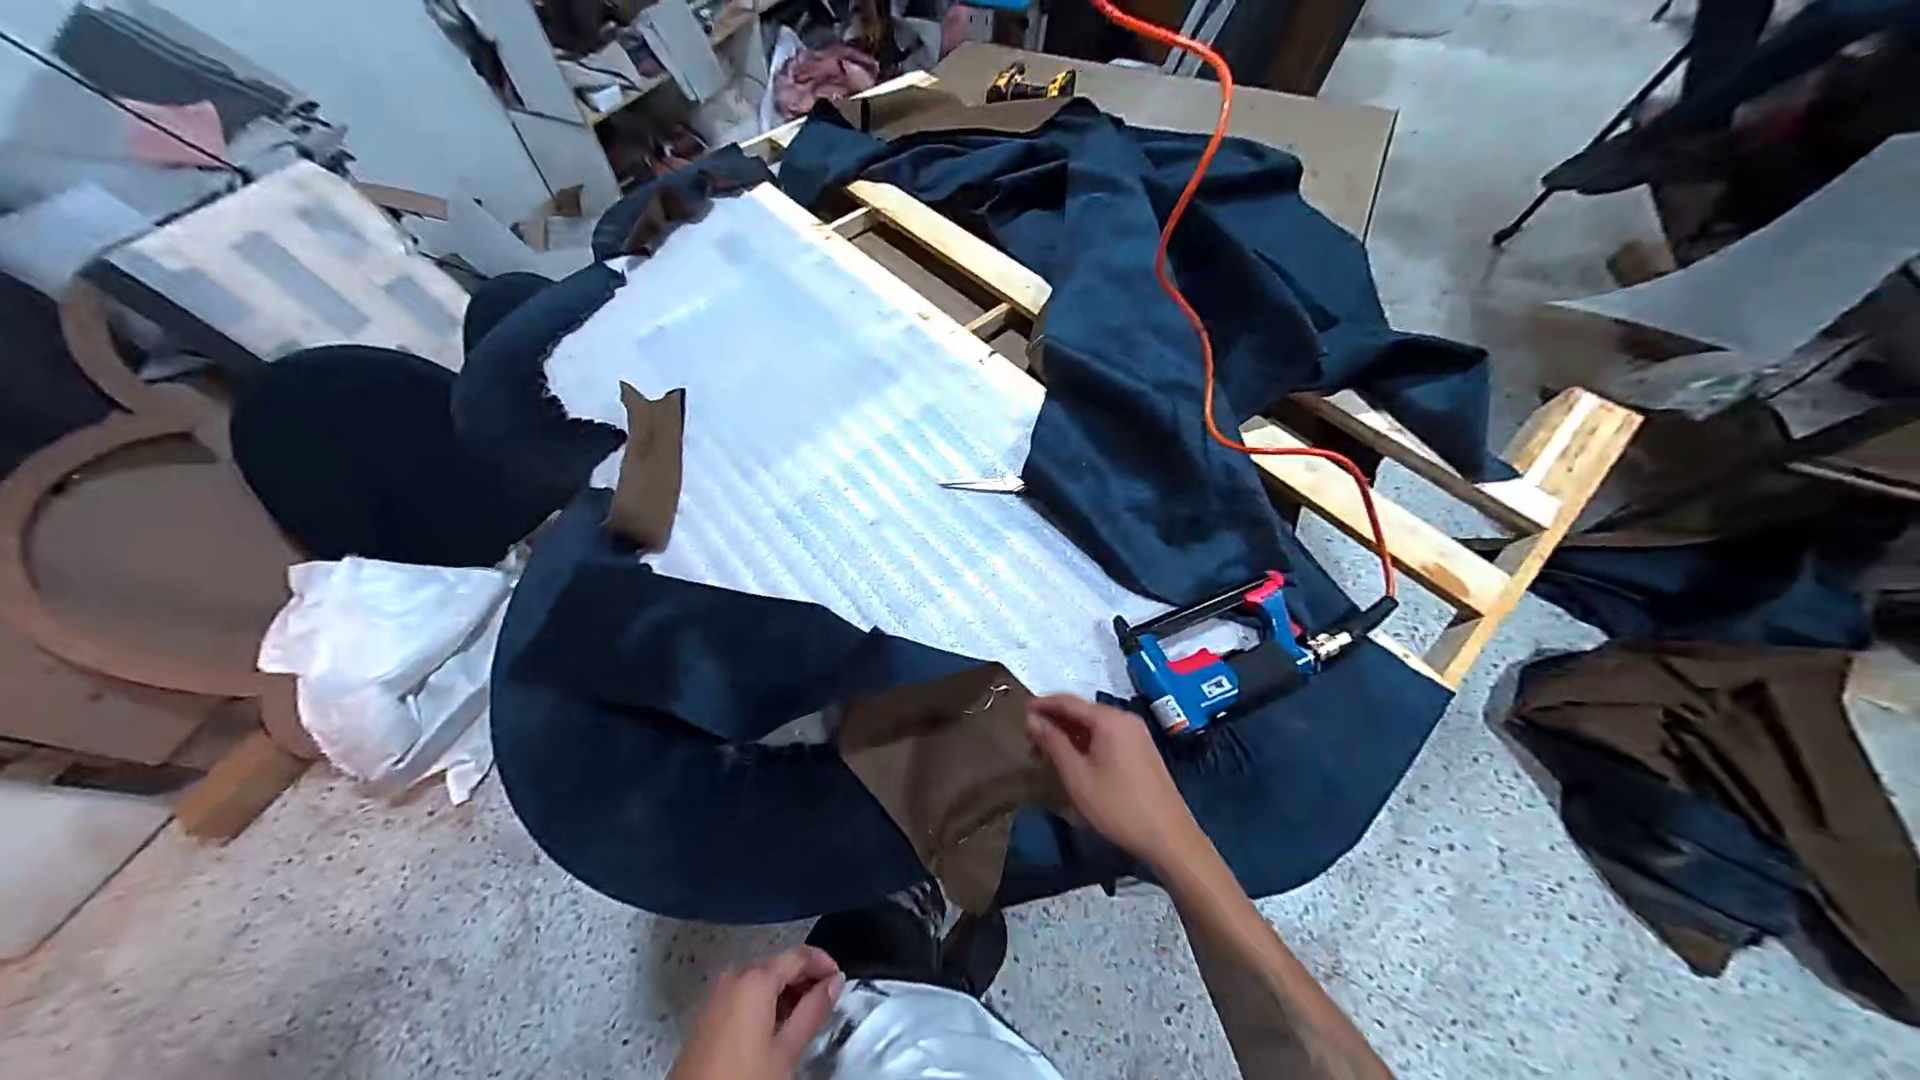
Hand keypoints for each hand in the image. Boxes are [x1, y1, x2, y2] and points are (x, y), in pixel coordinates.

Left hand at [668, 947, 844, 1079]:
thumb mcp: (786, 1051)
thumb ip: (813, 1010)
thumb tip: (834, 982)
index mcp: (756, 979)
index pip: (799, 956)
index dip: (824, 964)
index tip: (841, 982)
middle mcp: (735, 976)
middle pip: (779, 965)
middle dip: (805, 980)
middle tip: (826, 1004)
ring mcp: (717, 994)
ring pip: (762, 981)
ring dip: (786, 993)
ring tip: (803, 1020)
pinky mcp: (707, 1014)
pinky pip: (744, 995)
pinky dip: (764, 1004)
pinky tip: (775, 1030)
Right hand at [1026, 694, 1205, 872]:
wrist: (1169, 838)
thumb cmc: (1118, 807)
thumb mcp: (1076, 776)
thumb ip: (1052, 742)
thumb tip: (1032, 719)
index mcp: (1109, 720)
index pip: (1067, 701)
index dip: (1041, 706)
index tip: (1019, 715)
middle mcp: (1125, 719)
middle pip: (1081, 712)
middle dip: (1053, 724)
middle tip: (1030, 744)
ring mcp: (1136, 735)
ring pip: (1093, 726)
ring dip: (1068, 736)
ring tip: (1046, 757)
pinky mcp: (1142, 751)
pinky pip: (1106, 738)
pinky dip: (1086, 744)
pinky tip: (1073, 762)